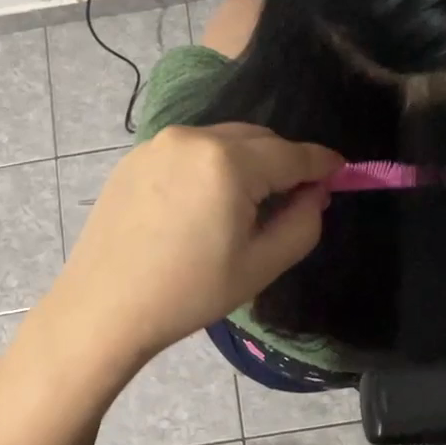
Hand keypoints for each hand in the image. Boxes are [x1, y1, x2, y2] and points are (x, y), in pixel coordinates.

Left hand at [46, 123, 342, 363]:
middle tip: (292, 201)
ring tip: (245, 206)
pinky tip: (204, 205)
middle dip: (283, 164)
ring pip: (224, 142)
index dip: (323, 164)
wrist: (103, 307)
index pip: (293, 154)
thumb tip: (315, 193)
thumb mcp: (261, 266)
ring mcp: (159, 143)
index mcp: (229, 162)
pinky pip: (191, 152)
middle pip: (259, 140)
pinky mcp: (134, 156)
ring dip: (247, 163)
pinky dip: (211, 167)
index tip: (342, 172)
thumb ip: (303, 223)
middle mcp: (195, 137)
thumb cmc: (188, 293)